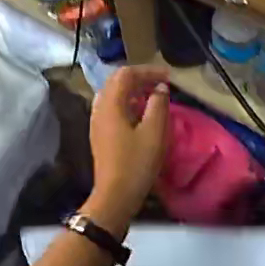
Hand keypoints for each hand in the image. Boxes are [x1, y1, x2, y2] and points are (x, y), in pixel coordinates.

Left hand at [83, 65, 170, 236]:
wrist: (115, 195)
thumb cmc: (136, 163)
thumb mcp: (154, 132)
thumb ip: (158, 104)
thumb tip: (159, 88)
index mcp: (110, 103)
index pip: (125, 74)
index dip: (147, 70)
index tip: (167, 76)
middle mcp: (99, 107)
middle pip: (117, 81)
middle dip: (140, 78)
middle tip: (161, 83)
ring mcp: (97, 120)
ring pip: (114, 94)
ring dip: (133, 90)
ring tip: (154, 95)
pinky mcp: (99, 132)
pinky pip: (112, 107)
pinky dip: (127, 102)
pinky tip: (141, 112)